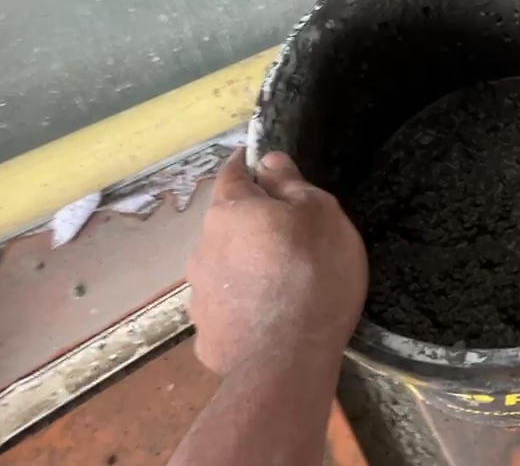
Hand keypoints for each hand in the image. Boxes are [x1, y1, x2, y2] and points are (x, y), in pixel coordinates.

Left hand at [186, 150, 366, 375]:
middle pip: (228, 222)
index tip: (269, 167)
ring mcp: (199, 296)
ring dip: (248, 263)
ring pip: (226, 265)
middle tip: (293, 232)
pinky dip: (246, 302)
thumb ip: (290, 183)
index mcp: (230, 212)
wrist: (288, 358)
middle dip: (254, 221)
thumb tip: (267, 160)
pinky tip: (272, 314)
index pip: (232, 173)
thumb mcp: (320, 212)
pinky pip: (229, 306)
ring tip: (284, 279)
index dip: (250, 165)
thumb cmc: (313, 269)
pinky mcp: (207, 335)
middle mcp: (203, 249)